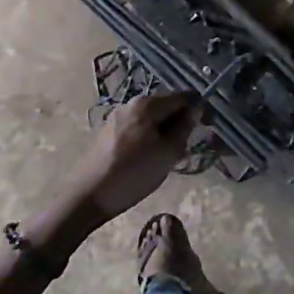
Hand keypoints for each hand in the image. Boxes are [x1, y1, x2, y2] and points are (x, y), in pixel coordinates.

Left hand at [73, 91, 199, 218]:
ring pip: (152, 118)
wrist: (87, 197)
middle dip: (179, 123)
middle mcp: (131, 103)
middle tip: (183, 148)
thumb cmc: (133, 173)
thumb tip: (196, 109)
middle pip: (167, 106)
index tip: (207, 127)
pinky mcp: (108, 131)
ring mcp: (117, 116)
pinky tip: (146, 159)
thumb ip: (185, 127)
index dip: (198, 109)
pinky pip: (138, 127)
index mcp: (147, 103)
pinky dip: (149, 137)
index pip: (184, 96)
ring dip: (164, 132)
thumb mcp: (168, 152)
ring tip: (166, 157)